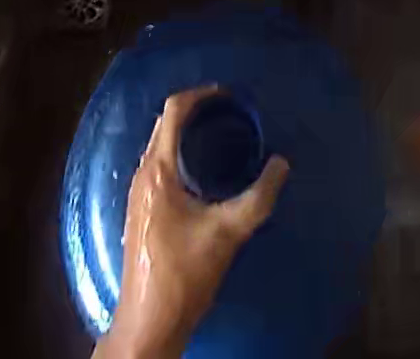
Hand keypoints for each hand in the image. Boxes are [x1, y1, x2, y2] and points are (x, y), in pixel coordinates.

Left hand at [98, 86, 290, 358]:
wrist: (148, 325)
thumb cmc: (184, 274)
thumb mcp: (228, 233)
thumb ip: (258, 197)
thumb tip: (281, 164)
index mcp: (158, 170)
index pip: (172, 111)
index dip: (199, 95)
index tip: (226, 94)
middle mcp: (142, 174)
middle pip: (164, 124)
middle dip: (195, 110)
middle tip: (229, 111)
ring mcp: (138, 192)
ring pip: (160, 145)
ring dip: (187, 132)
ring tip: (220, 133)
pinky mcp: (141, 208)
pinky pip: (160, 163)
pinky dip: (181, 152)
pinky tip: (204, 169)